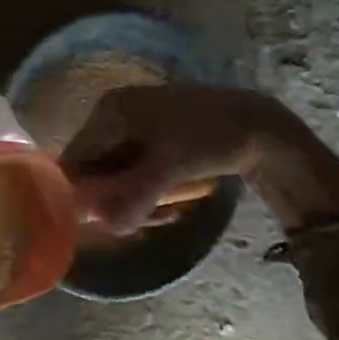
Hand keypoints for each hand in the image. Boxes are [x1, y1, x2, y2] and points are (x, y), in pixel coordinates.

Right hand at [61, 85, 338, 232]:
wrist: (263, 126)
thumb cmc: (210, 139)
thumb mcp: (168, 170)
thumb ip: (134, 200)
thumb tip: (109, 227)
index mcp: (109, 111)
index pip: (75, 159)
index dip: (84, 192)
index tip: (103, 218)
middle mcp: (114, 114)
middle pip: (94, 168)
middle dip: (114, 199)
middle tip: (140, 220)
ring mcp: (134, 125)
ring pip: (115, 174)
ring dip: (132, 200)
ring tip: (162, 214)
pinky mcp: (152, 138)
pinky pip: (134, 171)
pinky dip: (146, 191)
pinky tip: (169, 205)